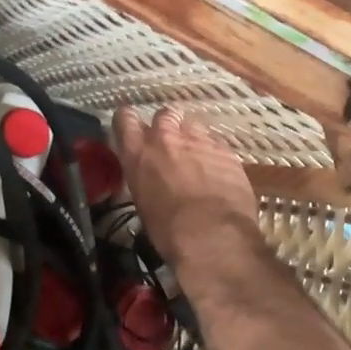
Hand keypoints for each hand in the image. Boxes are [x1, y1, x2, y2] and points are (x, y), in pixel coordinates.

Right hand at [113, 105, 259, 262]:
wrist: (213, 235)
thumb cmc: (168, 228)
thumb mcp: (142, 200)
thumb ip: (144, 175)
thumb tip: (151, 177)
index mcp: (138, 152)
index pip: (125, 118)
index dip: (128, 120)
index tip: (132, 127)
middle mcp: (165, 138)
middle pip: (164, 114)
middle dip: (167, 123)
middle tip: (170, 141)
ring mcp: (198, 141)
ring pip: (192, 125)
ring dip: (191, 136)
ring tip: (196, 155)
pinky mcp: (226, 151)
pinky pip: (217, 143)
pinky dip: (214, 153)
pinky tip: (218, 170)